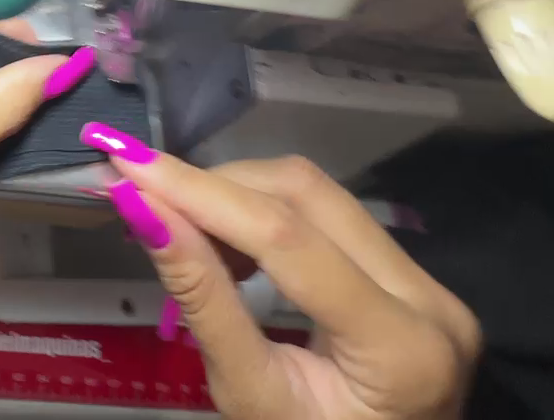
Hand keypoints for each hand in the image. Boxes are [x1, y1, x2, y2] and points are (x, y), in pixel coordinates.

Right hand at [81, 129, 478, 419]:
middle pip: (303, 193)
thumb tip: (139, 206)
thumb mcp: (247, 395)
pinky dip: (261, 210)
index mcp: (401, 348)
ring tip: (186, 230)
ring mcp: (428, 282)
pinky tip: (229, 243)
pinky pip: (324, 211)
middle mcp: (429, 298)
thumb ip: (200, 296)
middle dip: (214, 185)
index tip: (125, 159)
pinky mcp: (410, 274)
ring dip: (235, 194)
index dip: (197, 190)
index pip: (285, 237)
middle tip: (147, 195)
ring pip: (313, 190)